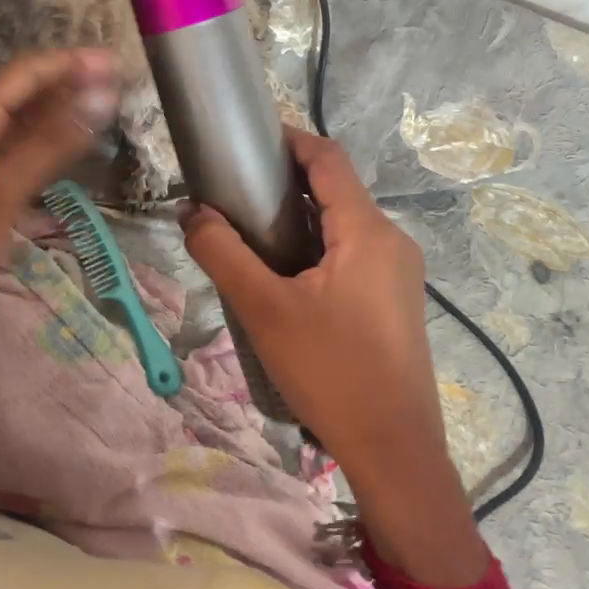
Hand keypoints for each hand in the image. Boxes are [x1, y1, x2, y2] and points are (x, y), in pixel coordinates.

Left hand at [0, 48, 118, 327]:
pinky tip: (64, 151)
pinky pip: (6, 149)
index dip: (71, 62)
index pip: (25, 72)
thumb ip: (49, 143)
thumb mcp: (0, 191)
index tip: (117, 61)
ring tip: (104, 113)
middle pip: (20, 92)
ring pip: (14, 121)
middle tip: (121, 86)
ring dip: (56, 114)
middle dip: (68, 85)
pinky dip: (37, 144)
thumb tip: (100, 94)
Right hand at [180, 127, 444, 479]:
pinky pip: (347, 252)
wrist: (393, 450)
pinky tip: (276, 275)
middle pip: (333, 190)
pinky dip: (309, 246)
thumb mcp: (262, 308)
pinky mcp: (391, 301)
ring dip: (292, 218)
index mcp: (367, 233)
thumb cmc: (330, 370)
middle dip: (280, 181)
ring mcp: (397, 273)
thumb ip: (221, 252)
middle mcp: (391, 243)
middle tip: (227, 191)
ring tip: (242, 233)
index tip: (243, 138)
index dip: (288, 139)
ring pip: (338, 224)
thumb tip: (191, 212)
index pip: (329, 159)